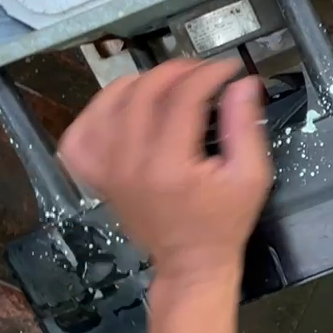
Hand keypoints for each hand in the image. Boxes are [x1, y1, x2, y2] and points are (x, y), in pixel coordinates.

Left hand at [59, 59, 272, 289]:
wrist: (190, 264)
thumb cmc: (226, 222)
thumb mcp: (251, 177)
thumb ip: (246, 127)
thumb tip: (243, 83)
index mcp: (171, 165)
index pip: (184, 97)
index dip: (209, 74)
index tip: (230, 68)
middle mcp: (129, 163)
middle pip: (144, 92)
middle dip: (178, 71)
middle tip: (203, 71)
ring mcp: (105, 170)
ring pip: (109, 103)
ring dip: (140, 82)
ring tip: (169, 83)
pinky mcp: (95, 177)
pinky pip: (80, 133)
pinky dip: (98, 111)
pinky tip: (123, 107)